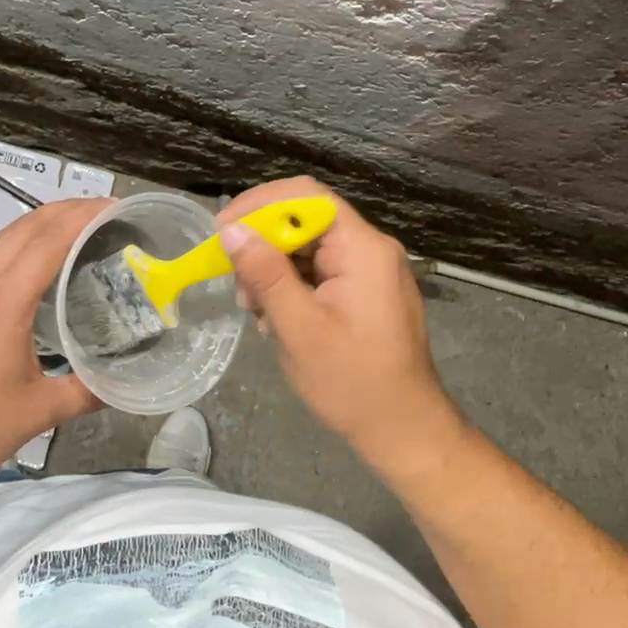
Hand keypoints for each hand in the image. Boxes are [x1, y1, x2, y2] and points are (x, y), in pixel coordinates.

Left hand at [0, 197, 109, 492]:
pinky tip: (35, 265)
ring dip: (39, 222)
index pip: (48, 242)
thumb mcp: (37, 413)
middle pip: (24, 228)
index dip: (83, 217)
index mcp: (3, 303)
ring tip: (75, 226)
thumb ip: (83, 393)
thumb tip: (118, 384)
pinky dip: (19, 244)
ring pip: (3, 239)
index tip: (117, 206)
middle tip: (105, 210)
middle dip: (65, 209)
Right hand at [217, 177, 459, 456]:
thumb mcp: (300, 330)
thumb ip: (265, 274)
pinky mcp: (364, 290)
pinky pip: (319, 269)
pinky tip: (275, 317)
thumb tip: (230, 230)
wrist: (404, 431)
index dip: (259, 204)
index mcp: (362, 249)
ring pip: (307, 245)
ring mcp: (369, 269)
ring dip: (272, 268)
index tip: (223, 231)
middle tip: (237, 285)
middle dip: (262, 244)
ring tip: (255, 309)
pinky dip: (290, 284)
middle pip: (304, 218)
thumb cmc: (353, 383)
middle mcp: (370, 248)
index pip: (306, 196)